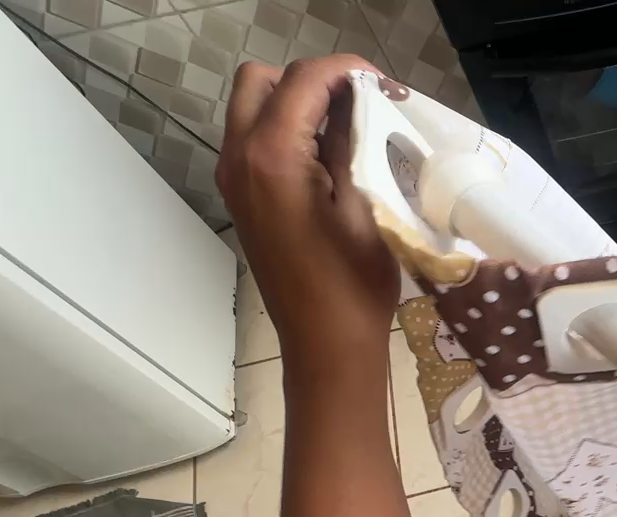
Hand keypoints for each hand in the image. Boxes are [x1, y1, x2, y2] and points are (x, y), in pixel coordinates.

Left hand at [217, 55, 397, 362]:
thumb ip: (348, 148)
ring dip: (296, 106)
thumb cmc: (356, 286)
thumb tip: (352, 107)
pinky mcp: (243, 200)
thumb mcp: (364, 210)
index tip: (382, 81)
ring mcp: (234, 179)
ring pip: (253, 109)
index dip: (343, 71)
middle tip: (360, 104)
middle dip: (311, 82)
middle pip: (263, 83)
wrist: (326, 344)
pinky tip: (327, 160)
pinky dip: (286, 133)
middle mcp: (239, 157)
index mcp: (272, 156)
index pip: (302, 83)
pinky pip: (255, 142)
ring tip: (347, 131)